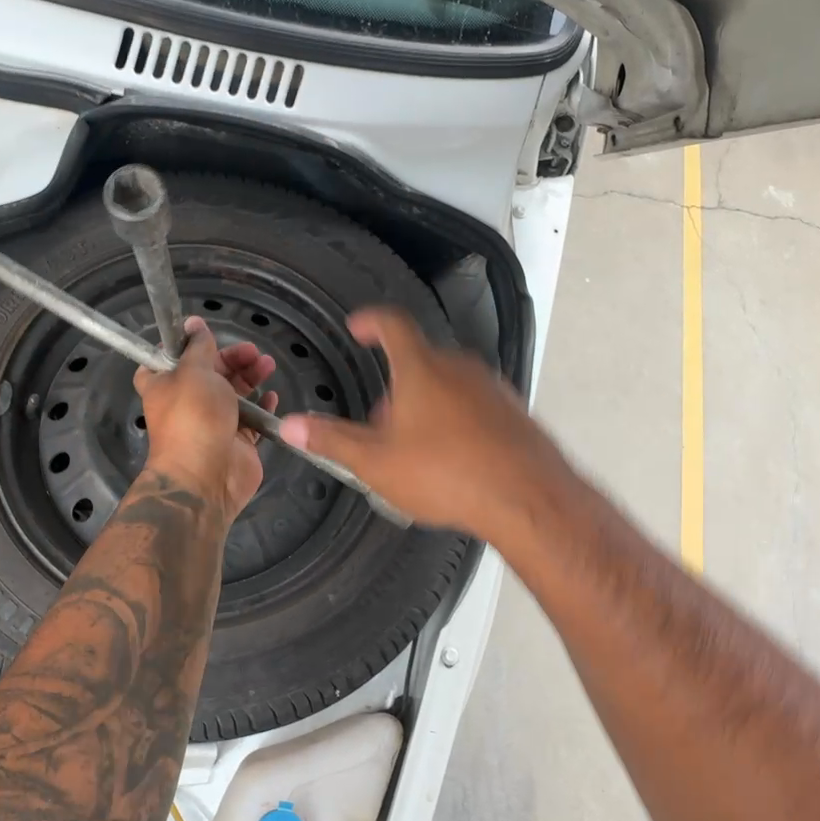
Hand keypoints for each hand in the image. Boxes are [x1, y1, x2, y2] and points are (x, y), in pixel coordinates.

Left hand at [135, 317, 277, 520]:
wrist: (206, 475)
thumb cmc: (193, 416)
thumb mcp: (193, 370)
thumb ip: (199, 347)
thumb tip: (194, 324)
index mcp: (164, 385)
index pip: (167, 359)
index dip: (184, 345)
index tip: (204, 334)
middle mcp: (186, 403)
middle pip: (210, 373)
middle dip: (231, 359)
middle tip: (252, 352)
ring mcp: (212, 424)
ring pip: (233, 394)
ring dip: (250, 378)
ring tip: (267, 367)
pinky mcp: (236, 442)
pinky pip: (252, 420)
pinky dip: (262, 407)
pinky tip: (271, 398)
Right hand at [277, 307, 563, 540]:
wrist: (525, 498)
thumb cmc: (450, 475)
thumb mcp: (375, 462)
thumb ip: (332, 440)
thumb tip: (294, 427)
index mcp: (421, 369)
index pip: (391, 325)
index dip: (370, 321)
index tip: (359, 326)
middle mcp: (460, 369)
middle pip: (419, 362)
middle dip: (395, 387)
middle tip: (381, 422)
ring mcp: (491, 389)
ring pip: (449, 387)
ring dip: (426, 407)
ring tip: (415, 450)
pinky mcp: (513, 413)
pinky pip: (475, 408)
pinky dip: (457, 424)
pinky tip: (452, 462)